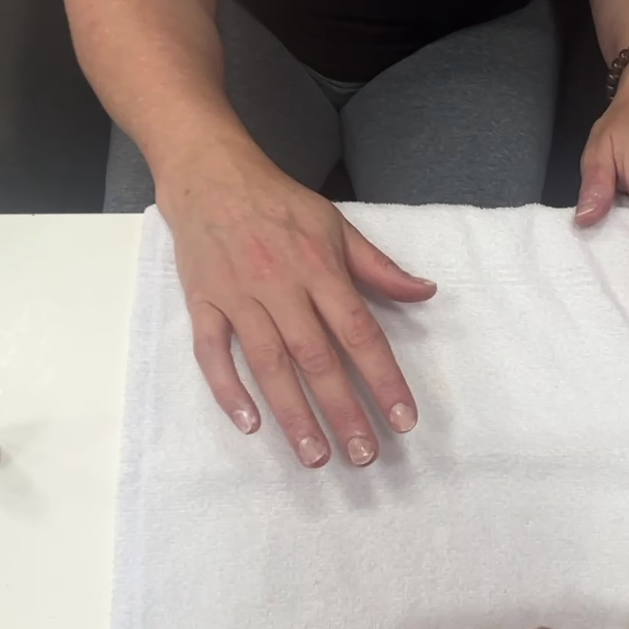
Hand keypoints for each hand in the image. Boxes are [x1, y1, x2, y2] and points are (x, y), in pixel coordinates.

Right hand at [156, 141, 435, 467]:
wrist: (209, 171)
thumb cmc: (279, 202)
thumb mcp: (337, 226)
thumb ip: (379, 267)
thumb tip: (427, 292)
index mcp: (320, 268)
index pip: (359, 332)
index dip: (383, 378)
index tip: (402, 419)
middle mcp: (281, 286)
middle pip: (317, 358)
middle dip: (343, 411)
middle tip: (363, 456)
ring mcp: (238, 296)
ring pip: (268, 364)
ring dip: (292, 414)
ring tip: (315, 457)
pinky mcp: (201, 302)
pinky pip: (211, 352)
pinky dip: (227, 389)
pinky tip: (249, 425)